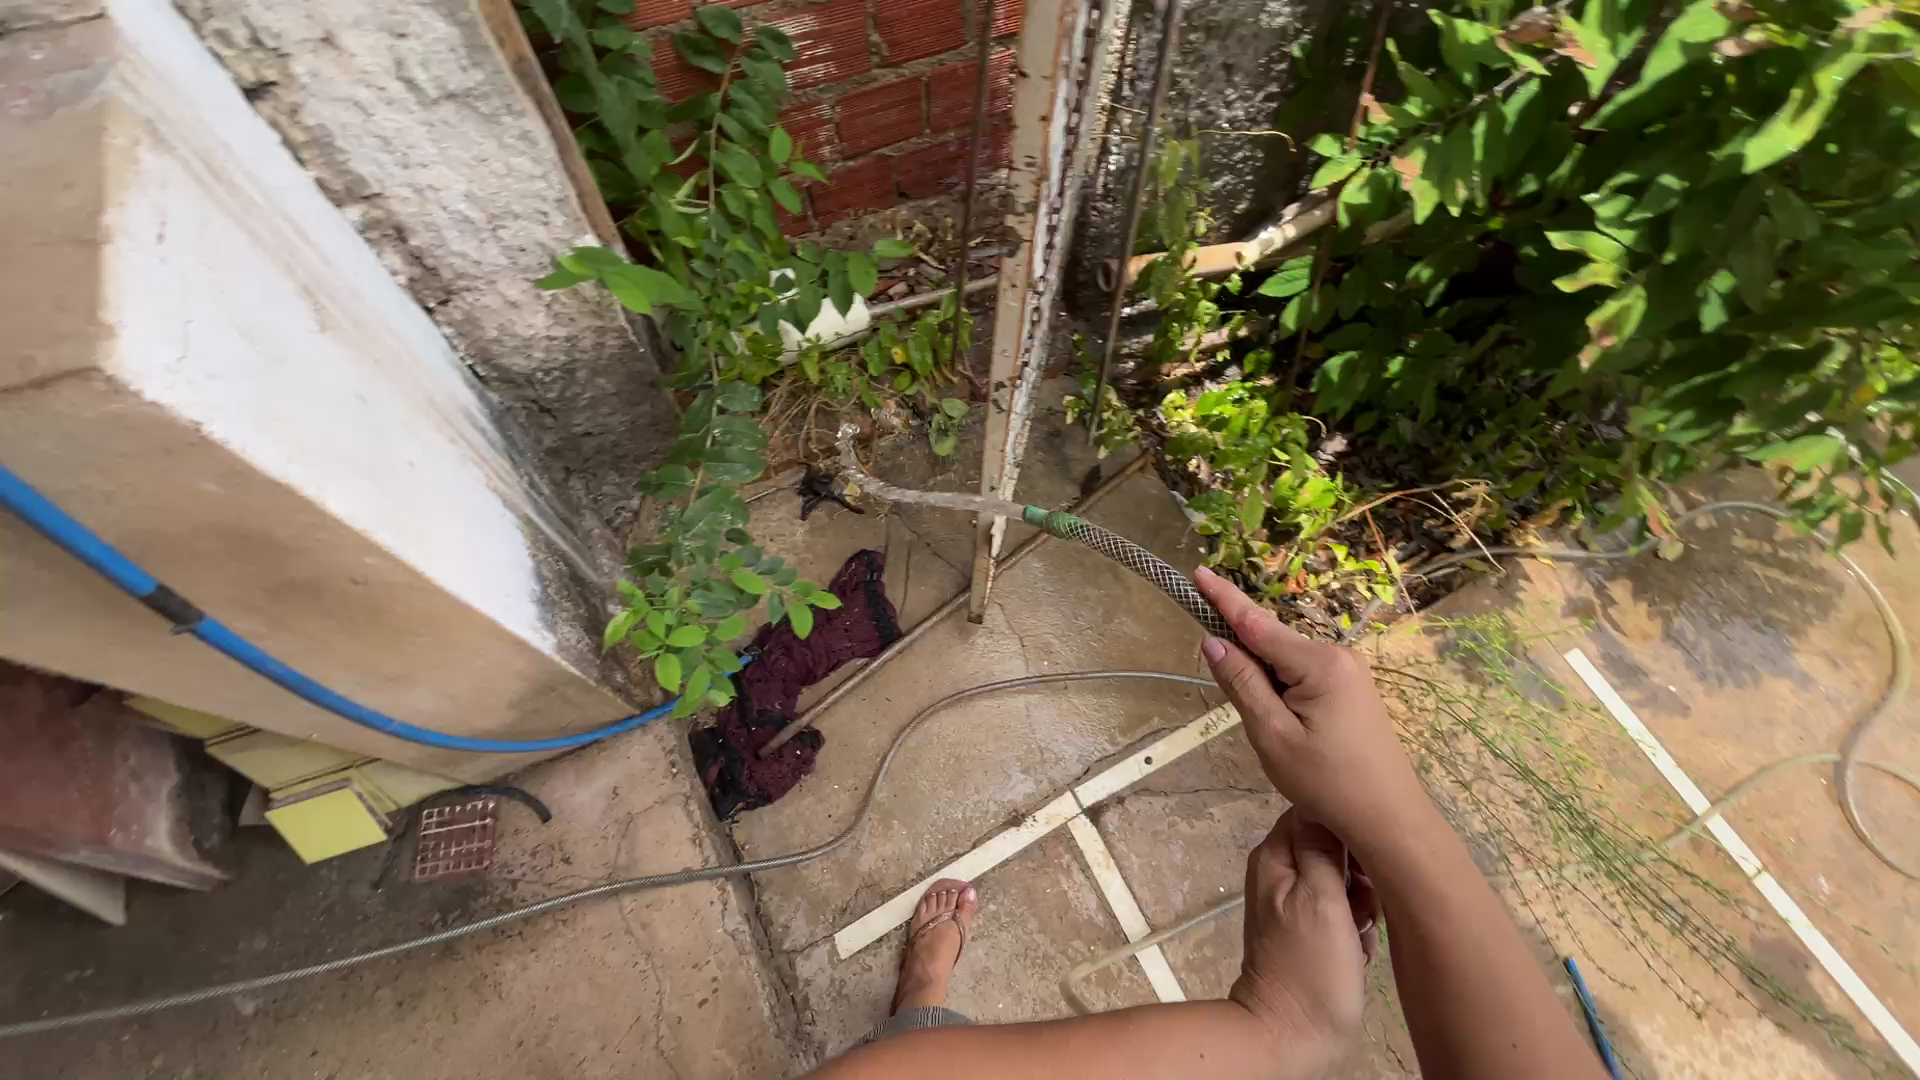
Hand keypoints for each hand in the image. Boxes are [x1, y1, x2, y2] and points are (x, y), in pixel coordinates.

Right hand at [1193, 566, 1431, 856]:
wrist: (1391, 821)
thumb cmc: (1327, 782)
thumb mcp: (1272, 735)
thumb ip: (1241, 683)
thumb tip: (1213, 642)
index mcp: (1318, 663)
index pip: (1256, 624)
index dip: (1223, 598)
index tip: (1198, 571)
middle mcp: (1337, 655)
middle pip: (1270, 642)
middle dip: (1244, 660)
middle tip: (1245, 710)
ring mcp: (1349, 671)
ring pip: (1285, 661)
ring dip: (1264, 681)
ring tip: (1272, 731)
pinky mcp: (1352, 688)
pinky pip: (1301, 673)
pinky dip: (1280, 687)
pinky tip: (1285, 721)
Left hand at [1230, 808, 1380, 1068]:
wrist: (1292, 1033)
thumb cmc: (1309, 965)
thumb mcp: (1321, 898)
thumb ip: (1321, 848)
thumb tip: (1321, 802)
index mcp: (1275, 854)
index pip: (1314, 814)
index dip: (1347, 833)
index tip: (1365, 862)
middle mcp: (1280, 870)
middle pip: (1332, 848)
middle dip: (1357, 876)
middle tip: (1360, 906)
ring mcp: (1293, 900)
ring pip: (1343, 882)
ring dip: (1360, 906)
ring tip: (1357, 932)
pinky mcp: (1309, 928)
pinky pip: (1342, 911)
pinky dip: (1354, 928)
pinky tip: (1356, 949)